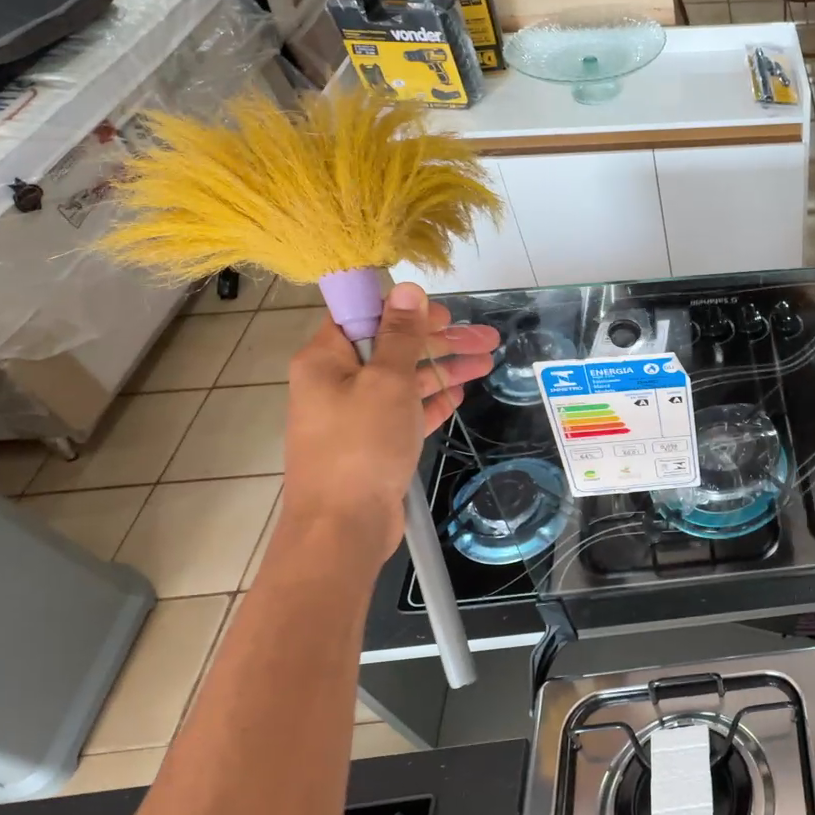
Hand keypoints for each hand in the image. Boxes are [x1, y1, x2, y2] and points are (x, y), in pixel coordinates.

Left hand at [282, 282, 498, 562]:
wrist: (342, 526)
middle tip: (488, 339)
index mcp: (326, 359)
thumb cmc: (362, 446)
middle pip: (393, 347)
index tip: (448, 314)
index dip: (408, 310)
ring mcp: (354, 414)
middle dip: (441, 341)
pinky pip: (405, 411)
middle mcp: (336, 381)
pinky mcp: (372, 443)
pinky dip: (431, 401)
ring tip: (487, 364)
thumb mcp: (387, 381)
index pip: (366, 316)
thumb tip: (407, 288)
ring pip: (405, 380)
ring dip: (445, 370)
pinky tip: (458, 395)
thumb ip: (401, 335)